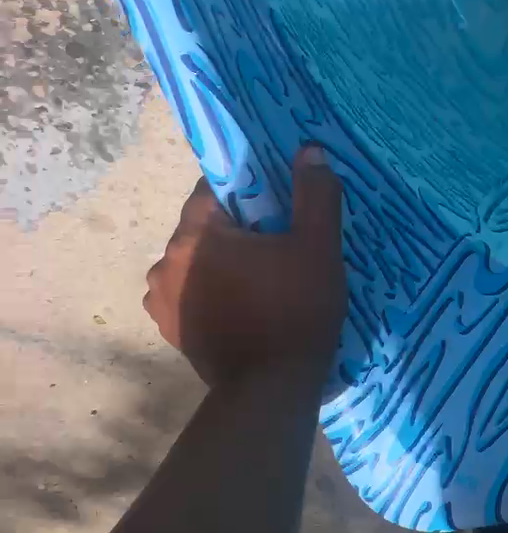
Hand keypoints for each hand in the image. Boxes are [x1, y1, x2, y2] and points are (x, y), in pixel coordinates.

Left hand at [144, 145, 346, 388]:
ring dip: (234, 252)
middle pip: (209, 224)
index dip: (254, 182)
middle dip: (248, 219)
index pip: (216, 189)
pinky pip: (198, 285)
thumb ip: (315, 193)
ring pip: (203, 256)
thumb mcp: (319, 243)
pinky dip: (223, 280)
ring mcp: (162, 298)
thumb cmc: (297, 303)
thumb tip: (309, 151)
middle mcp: (166, 264)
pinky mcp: (172, 324)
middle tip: (292, 225)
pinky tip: (256, 291)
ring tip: (277, 262)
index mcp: (196, 238)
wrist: (270, 381)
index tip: (287, 186)